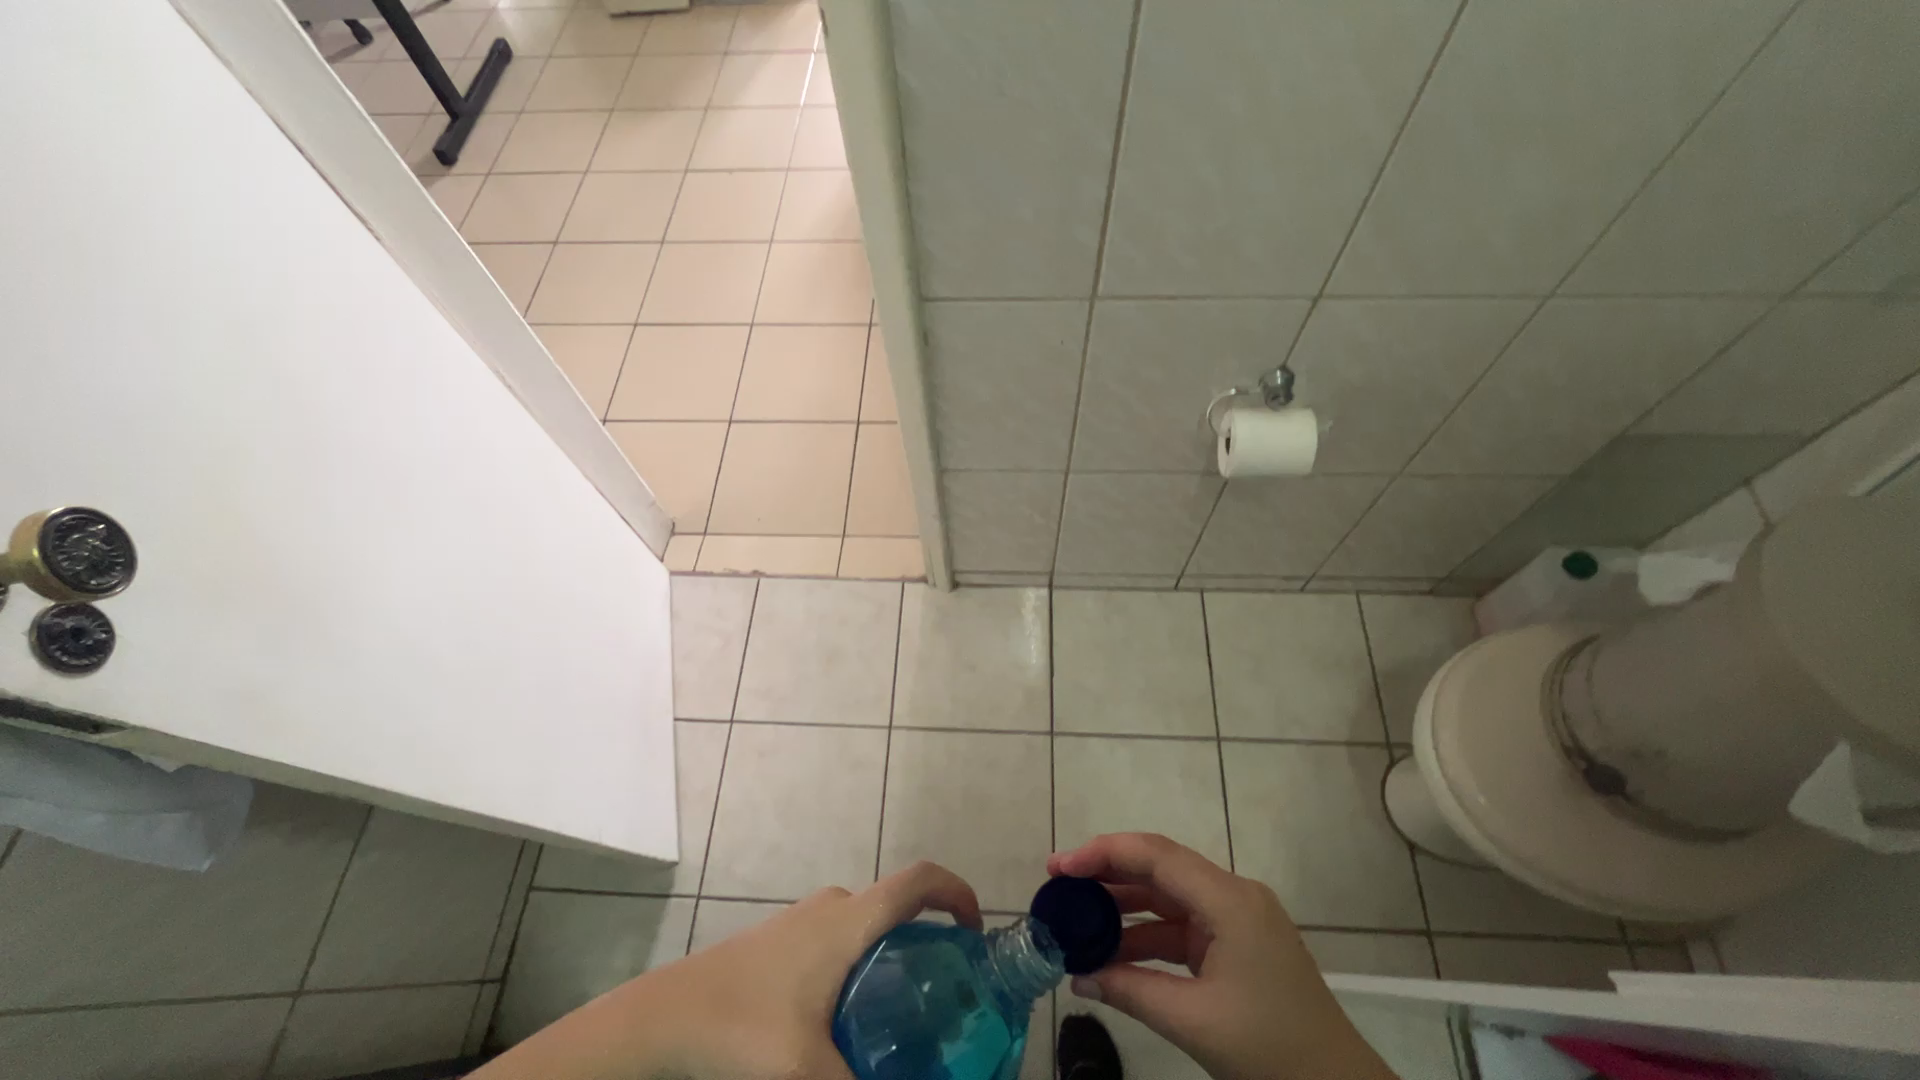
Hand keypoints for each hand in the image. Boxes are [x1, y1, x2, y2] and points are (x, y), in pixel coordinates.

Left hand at [472, 861, 980, 1079]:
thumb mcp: (809, 1073)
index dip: (959, 893)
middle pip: (894, 905)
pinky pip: (836, 940)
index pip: (919, 880)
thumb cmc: (739, 1030)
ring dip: (891, 954)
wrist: (655, 1023)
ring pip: (862, 925)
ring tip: (901, 1014)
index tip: (977, 936)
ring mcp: (799, 923)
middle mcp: (829, 908)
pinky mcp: (776, 944)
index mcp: (848, 920)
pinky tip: (846, 1022)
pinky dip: (858, 965)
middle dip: (927, 938)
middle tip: (944, 994)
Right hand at [1050, 833, 1395, 1079]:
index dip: (1102, 853)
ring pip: (1167, 897)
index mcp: (1229, 901)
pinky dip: (1147, 937)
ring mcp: (1237, 919)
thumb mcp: (1193, 1021)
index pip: (1156, 855)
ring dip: (1123, 908)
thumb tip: (1078, 977)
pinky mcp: (1237, 944)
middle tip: (1057, 885)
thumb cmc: (1271, 1050)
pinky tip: (1113, 954)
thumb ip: (1131, 990)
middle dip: (1106, 874)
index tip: (1058, 867)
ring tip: (1076, 920)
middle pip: (1160, 867)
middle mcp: (1233, 896)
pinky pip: (1181, 927)